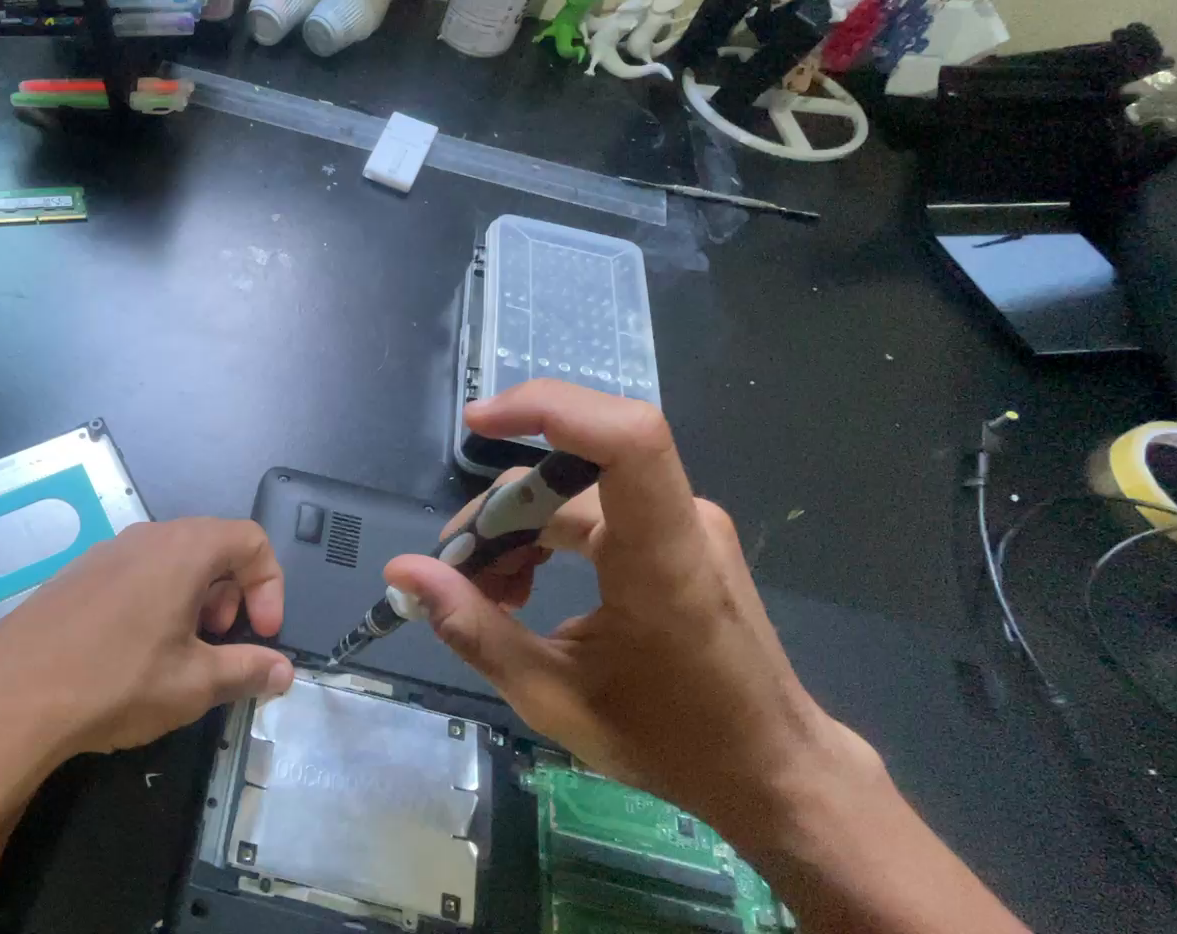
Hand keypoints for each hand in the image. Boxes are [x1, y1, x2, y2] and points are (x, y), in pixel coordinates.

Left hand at [0, 518, 294, 765]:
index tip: (262, 634)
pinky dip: (155, 602)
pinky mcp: (76, 575)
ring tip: (178, 655)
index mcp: (183, 550)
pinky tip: (133, 654)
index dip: (270, 586)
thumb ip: (247, 670)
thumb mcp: (194, 684)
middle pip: (212, 548)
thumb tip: (283, 671)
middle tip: (219, 646)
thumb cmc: (116, 682)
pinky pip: (135, 574)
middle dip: (231, 596)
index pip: (250, 540)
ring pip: (171, 563)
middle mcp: (145, 537)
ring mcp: (105, 553)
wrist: (10, 696)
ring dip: (193, 602)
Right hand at [385, 380, 877, 844]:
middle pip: (562, 478)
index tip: (476, 422)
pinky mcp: (673, 534)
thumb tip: (403, 572)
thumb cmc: (671, 740)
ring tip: (485, 596)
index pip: (624, 440)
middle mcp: (678, 521)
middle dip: (493, 518)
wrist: (772, 768)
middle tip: (453, 579)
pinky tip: (523, 587)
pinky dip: (543, 538)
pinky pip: (590, 511)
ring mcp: (680, 523)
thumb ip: (473, 628)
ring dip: (513, 532)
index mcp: (661, 559)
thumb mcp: (553, 697)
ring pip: (568, 494)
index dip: (549, 409)